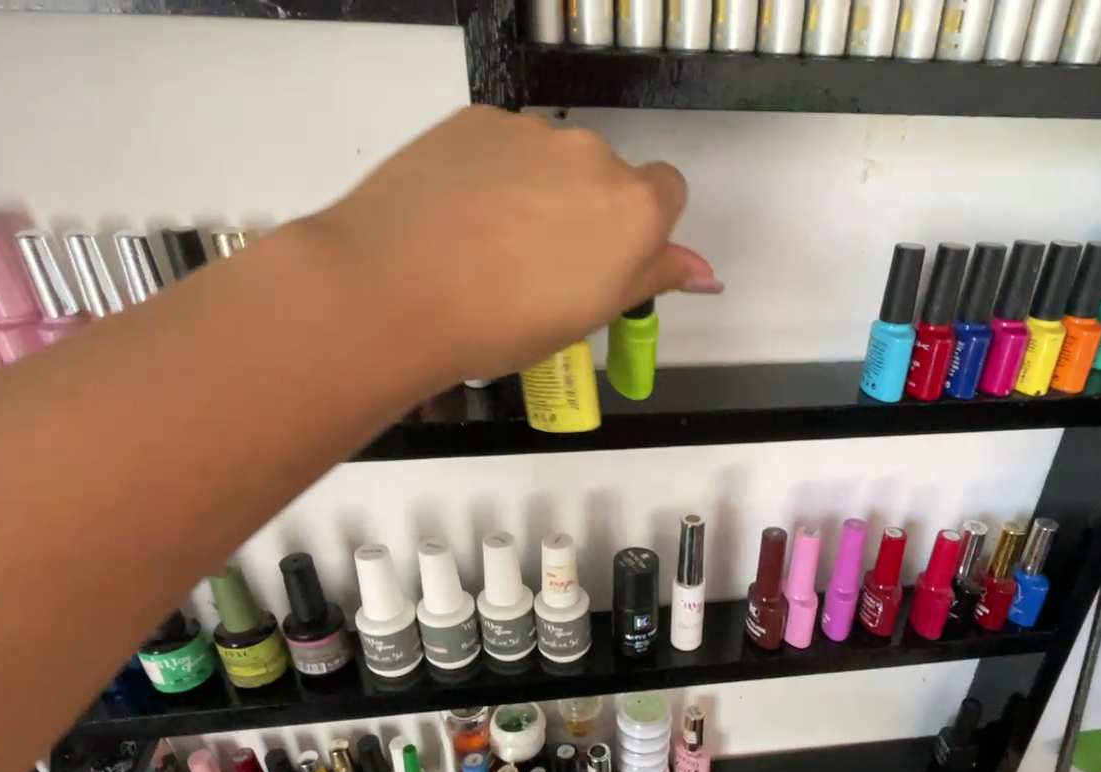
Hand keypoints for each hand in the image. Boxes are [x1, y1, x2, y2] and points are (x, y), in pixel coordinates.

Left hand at [300, 106, 718, 387]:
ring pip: (553, 159)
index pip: (668, 194)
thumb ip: (652, 278)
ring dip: (539, 190)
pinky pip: (503, 144)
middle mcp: (594, 156)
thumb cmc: (505, 324)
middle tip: (542, 265)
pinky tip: (460, 215)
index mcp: (636, 209)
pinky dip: (493, 172)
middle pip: (607, 176)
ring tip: (491, 243)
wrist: (396, 290)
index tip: (606, 261)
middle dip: (587, 210)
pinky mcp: (476, 119)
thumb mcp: (590, 314)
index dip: (640, 230)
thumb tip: (704, 271)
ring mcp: (531, 132)